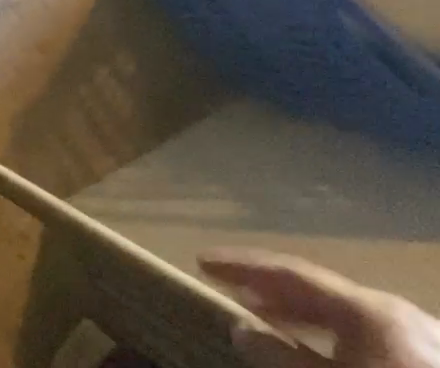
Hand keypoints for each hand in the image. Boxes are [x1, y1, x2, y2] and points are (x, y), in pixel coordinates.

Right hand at [201, 249, 439, 367]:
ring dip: (297, 311)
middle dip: (268, 288)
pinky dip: (329, 331)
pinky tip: (310, 342)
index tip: (201, 261)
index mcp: (368, 306)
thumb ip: (277, 353)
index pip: (289, 271)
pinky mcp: (426, 357)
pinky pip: (365, 332)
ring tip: (261, 314)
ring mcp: (417, 334)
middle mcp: (393, 309)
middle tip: (227, 287)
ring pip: (343, 312)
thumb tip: (239, 328)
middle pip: (317, 289)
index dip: (240, 264)